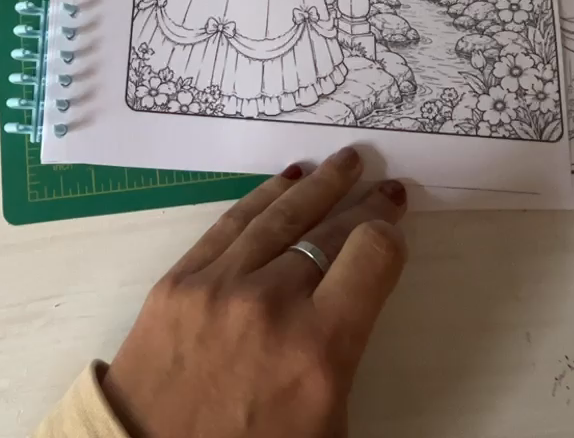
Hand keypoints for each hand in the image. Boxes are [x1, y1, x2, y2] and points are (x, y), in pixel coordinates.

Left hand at [102, 147, 408, 437]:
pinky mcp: (179, 279)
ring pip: (281, 218)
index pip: (370, 259)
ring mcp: (219, 286)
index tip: (394, 228)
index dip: (388, 236)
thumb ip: (345, 355)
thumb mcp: (327, 429)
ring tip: (344, 162)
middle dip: (362, 207)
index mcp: (318, 353)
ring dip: (318, 186)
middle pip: (327, 234)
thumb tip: (357, 293)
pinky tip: (287, 179)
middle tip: (384, 185)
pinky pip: (231, 223)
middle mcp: (271, 306)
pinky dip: (263, 196)